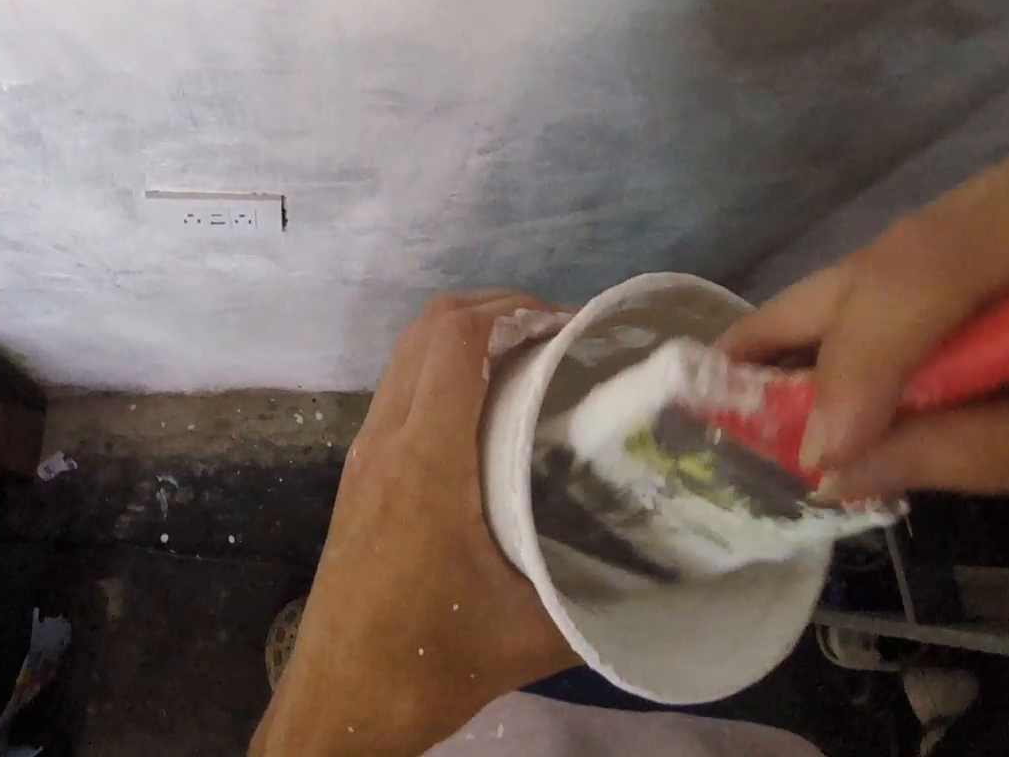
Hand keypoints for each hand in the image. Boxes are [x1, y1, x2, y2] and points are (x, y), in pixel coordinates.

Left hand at [251, 293, 580, 756]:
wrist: (339, 698)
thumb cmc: (428, 661)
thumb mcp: (530, 631)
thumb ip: (602, 592)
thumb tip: (668, 556)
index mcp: (425, 459)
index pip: (455, 339)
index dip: (512, 310)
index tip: (569, 326)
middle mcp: (386, 437)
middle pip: (427, 328)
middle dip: (493, 310)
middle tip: (556, 334)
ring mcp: (365, 448)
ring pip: (408, 352)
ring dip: (463, 335)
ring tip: (527, 357)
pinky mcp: (360, 466)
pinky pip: (400, 385)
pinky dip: (441, 367)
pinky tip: (485, 405)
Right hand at [719, 68, 1008, 509]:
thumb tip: (852, 469)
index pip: (951, 260)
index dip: (865, 355)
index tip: (818, 447)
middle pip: (917, 244)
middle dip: (822, 334)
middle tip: (728, 390)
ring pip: (923, 243)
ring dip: (852, 326)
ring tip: (773, 381)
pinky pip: (954, 244)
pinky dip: (904, 311)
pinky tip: (860, 354)